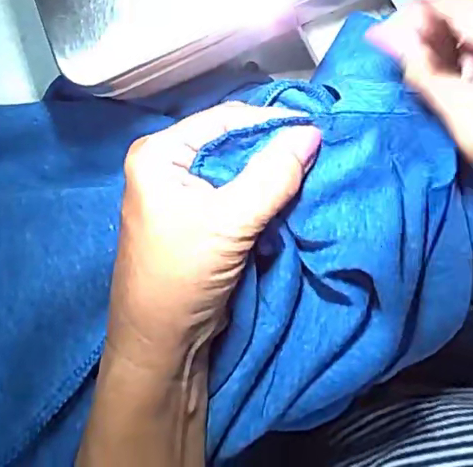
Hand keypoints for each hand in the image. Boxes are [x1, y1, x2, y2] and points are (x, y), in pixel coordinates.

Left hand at [105, 103, 322, 377]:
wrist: (160, 351)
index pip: (221, 120)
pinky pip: (236, 187)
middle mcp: (166, 162)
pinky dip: (262, 188)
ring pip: (236, 164)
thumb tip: (311, 132)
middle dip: (270, 144)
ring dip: (269, 167)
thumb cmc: (181, 279)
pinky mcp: (197, 213)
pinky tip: (288, 187)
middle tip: (314, 143)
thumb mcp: (229, 223)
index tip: (312, 125)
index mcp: (158, 152)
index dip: (268, 120)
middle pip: (229, 139)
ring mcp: (180, 188)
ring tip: (308, 161)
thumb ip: (272, 176)